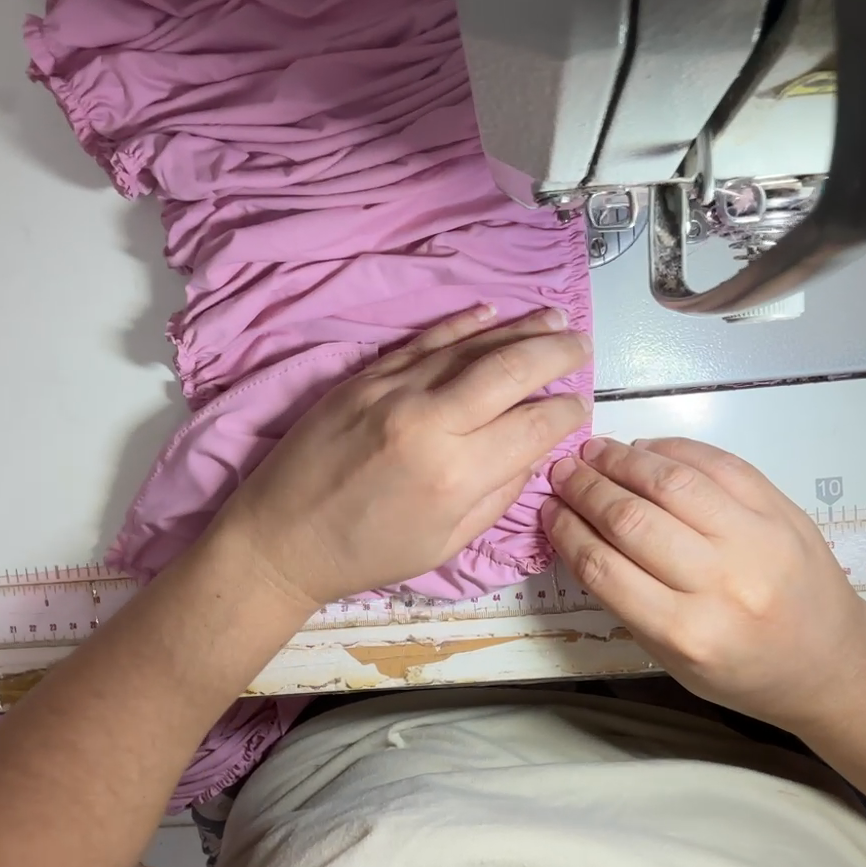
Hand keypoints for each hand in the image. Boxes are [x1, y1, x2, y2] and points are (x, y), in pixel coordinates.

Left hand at [215, 304, 589, 606]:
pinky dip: (462, 325)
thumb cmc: (367, 553)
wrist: (282, 538)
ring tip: (555, 320)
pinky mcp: (365, 377)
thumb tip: (534, 449)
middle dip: (557, 354)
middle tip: (583, 344)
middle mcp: (430, 422)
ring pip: (472, 346)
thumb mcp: (446, 543)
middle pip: (511, 370)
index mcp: (456, 475)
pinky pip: (425, 341)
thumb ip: (498, 493)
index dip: (566, 411)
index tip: (580, 405)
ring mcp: (393, 391)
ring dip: (520, 329)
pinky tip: (492, 313)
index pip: (533, 426)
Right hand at [544, 436, 865, 733]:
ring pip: (673, 482)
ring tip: (595, 451)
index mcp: (687, 634)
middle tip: (562, 472)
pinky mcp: (782, 509)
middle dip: (586, 489)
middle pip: (633, 520)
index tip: (548, 508)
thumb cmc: (742, 671)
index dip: (567, 530)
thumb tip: (578, 528)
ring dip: (623, 460)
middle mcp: (722, 584)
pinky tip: (644, 448)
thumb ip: (624, 596)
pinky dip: (673, 448)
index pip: (605, 567)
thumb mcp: (671, 656)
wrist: (833, 662)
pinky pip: (718, 464)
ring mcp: (758, 540)